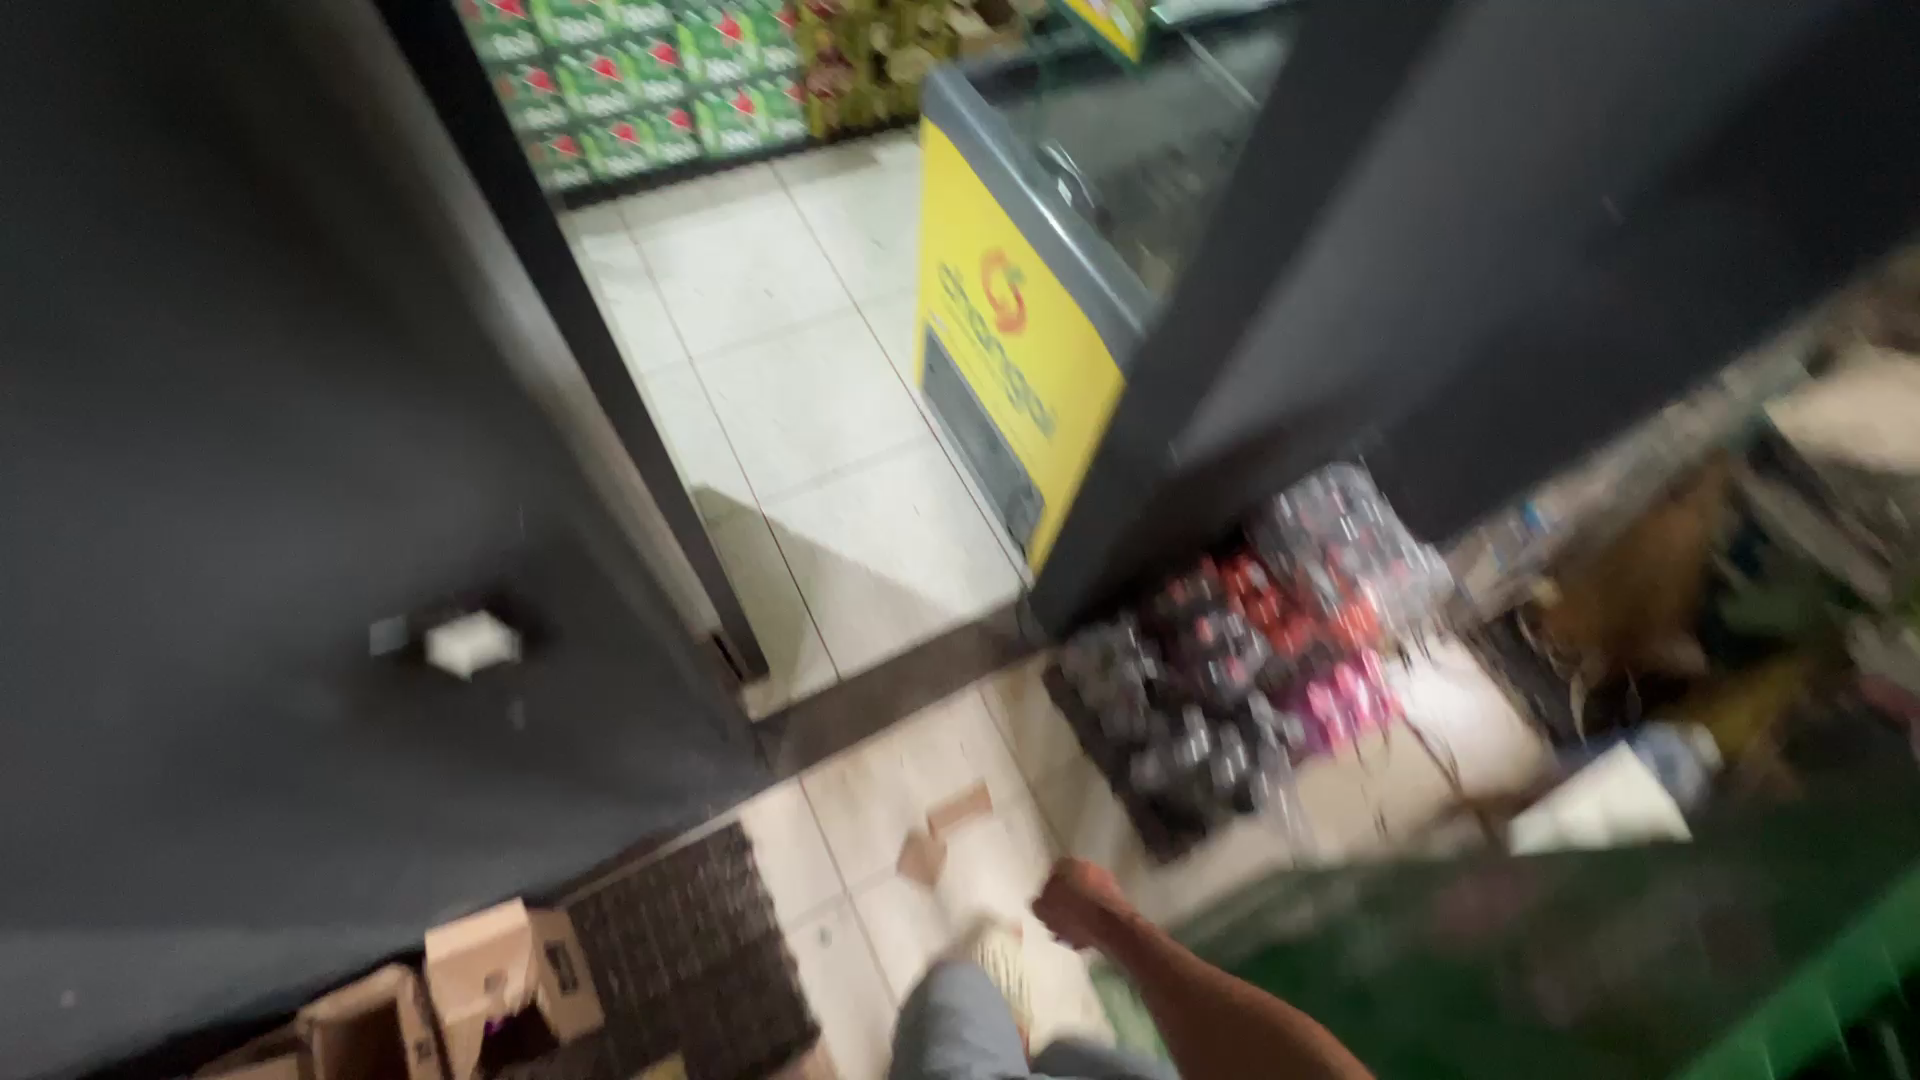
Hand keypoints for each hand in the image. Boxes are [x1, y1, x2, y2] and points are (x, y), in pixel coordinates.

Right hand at [1032, 857, 1130, 950]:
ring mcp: (1104, 881)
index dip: (1046, 897)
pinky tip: (1085, 940)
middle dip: (1063, 908)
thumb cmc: (1073, 913)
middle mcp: (1086, 866)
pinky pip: (1097, 910)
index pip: (1051, 876)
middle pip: (1069, 889)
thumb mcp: (1045, 911)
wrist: (1111, 926)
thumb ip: (1037, 905)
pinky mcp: (1116, 899)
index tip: (1046, 913)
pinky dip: (1091, 922)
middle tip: (1058, 927)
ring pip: (1083, 901)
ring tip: (1071, 938)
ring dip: (1077, 917)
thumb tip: (1038, 904)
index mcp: (1066, 864)